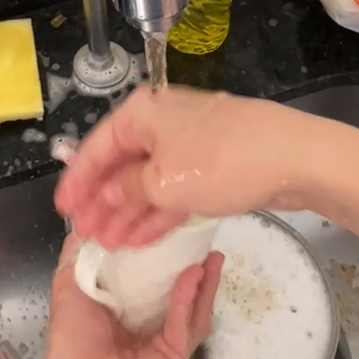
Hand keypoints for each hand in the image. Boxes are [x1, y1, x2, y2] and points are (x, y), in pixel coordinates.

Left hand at [41, 235, 222, 358]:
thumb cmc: (72, 334)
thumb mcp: (68, 283)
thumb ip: (78, 256)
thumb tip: (87, 227)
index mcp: (118, 312)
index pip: (143, 280)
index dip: (157, 256)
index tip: (166, 231)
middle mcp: (142, 328)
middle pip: (174, 294)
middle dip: (189, 269)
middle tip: (201, 243)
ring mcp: (161, 344)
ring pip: (189, 309)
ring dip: (203, 284)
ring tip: (214, 257)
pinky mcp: (175, 357)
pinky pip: (185, 323)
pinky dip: (191, 298)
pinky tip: (196, 273)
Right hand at [56, 88, 323, 247]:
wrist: (296, 159)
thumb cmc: (221, 161)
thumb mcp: (164, 182)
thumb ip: (127, 190)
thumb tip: (105, 194)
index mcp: (142, 114)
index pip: (97, 147)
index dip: (77, 181)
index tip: (63, 209)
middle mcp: (161, 124)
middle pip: (122, 165)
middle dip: (103, 201)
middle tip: (86, 234)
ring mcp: (189, 145)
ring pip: (148, 181)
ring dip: (128, 212)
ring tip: (109, 244)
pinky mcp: (212, 167)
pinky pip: (174, 190)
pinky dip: (157, 212)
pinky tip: (141, 238)